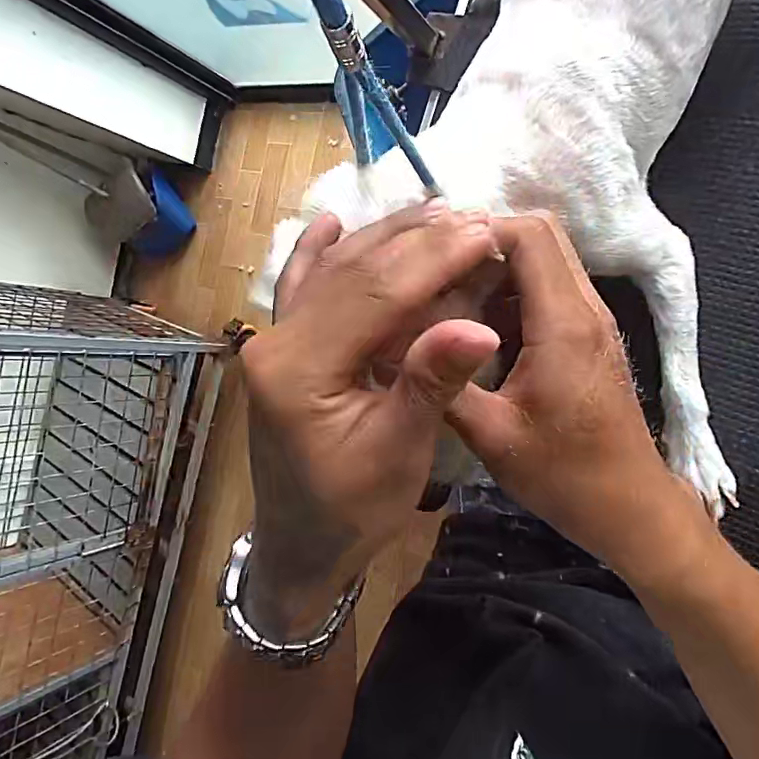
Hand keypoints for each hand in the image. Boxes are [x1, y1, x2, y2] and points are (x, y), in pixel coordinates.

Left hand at [240, 201, 501, 637]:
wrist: (298, 547)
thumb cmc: (351, 513)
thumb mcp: (397, 455)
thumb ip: (430, 383)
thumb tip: (480, 323)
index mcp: (300, 369)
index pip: (374, 292)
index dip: (433, 258)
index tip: (485, 230)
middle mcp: (276, 341)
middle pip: (352, 271)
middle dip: (416, 240)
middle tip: (473, 215)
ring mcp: (272, 340)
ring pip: (330, 270)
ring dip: (383, 237)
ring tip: (434, 211)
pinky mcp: (280, 348)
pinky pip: (299, 288)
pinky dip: (317, 252)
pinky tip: (331, 222)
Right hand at [446, 214, 717, 583]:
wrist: (629, 508)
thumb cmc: (564, 475)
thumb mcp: (492, 436)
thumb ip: (446, 384)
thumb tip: (399, 344)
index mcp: (563, 323)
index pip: (529, 235)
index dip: (478, 231)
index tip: (433, 259)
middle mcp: (585, 309)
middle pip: (542, 237)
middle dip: (485, 245)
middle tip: (438, 277)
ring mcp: (592, 321)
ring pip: (547, 262)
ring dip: (498, 270)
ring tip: (450, 300)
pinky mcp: (589, 338)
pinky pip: (551, 291)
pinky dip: (513, 294)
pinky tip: (478, 329)